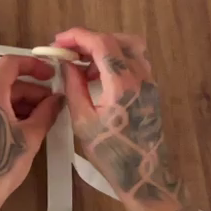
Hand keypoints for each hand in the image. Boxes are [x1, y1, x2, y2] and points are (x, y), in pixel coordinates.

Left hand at [0, 54, 62, 208]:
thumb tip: (57, 100)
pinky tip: (22, 129)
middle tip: (51, 106)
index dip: (33, 65)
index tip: (49, 74)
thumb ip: (46, 113)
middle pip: (6, 84)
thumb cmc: (0, 166)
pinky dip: (6, 113)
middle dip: (31, 92)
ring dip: (20, 104)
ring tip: (40, 120)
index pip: (10, 64)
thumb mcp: (30, 138)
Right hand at [53, 28, 181, 210]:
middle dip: (91, 39)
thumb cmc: (110, 152)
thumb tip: (67, 65)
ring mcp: (149, 83)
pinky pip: (133, 63)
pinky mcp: (151, 91)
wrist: (142, 174)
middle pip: (119, 39)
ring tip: (82, 66)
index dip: (78, 37)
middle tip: (70, 51)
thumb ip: (74, 87)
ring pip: (130, 48)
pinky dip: (114, 61)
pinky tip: (97, 78)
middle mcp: (140, 77)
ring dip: (104, 49)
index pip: (101, 43)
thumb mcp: (83, 121)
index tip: (59, 42)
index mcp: (122, 83)